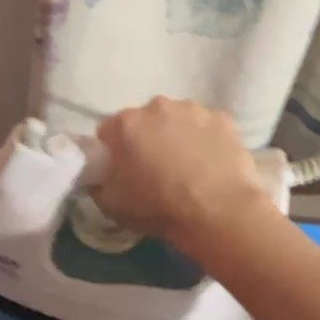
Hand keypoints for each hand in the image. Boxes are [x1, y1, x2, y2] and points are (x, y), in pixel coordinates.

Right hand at [88, 97, 272, 251]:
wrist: (218, 212)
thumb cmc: (159, 208)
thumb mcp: (111, 206)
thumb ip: (97, 183)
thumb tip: (98, 176)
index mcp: (126, 125)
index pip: (107, 132)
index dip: (111, 152)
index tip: (119, 171)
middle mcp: (157, 106)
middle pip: (143, 121)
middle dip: (144, 140)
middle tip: (153, 170)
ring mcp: (193, 109)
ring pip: (175, 120)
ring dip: (174, 137)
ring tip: (185, 168)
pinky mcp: (222, 119)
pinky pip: (204, 127)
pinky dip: (202, 140)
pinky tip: (208, 165)